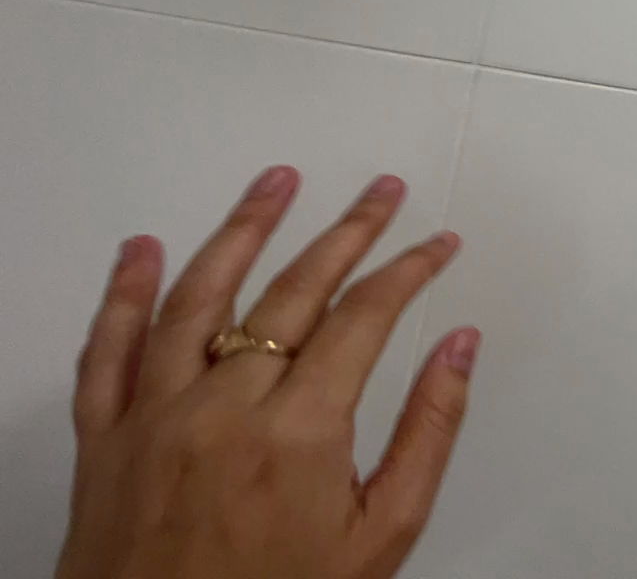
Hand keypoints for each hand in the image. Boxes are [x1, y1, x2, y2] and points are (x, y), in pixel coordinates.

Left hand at [56, 167, 478, 578]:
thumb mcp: (387, 526)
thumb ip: (431, 425)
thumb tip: (461, 344)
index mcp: (298, 430)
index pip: (368, 314)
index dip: (413, 268)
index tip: (440, 244)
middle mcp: (219, 411)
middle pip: (293, 291)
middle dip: (349, 230)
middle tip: (382, 190)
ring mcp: (151, 422)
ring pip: (198, 301)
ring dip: (243, 230)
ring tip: (278, 181)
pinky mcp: (103, 444)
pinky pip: (105, 354)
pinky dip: (124, 294)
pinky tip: (145, 249)